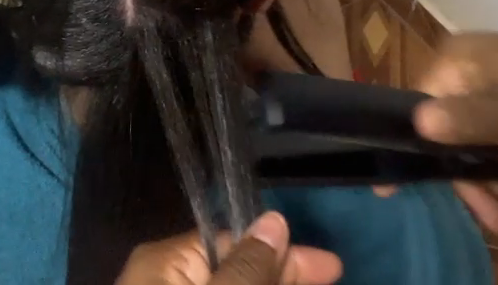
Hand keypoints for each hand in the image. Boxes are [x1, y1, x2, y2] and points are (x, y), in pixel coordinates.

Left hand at [116, 211, 342, 284]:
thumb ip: (245, 268)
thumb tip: (276, 220)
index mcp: (166, 259)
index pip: (236, 241)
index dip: (286, 253)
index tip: (333, 265)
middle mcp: (164, 277)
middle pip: (235, 267)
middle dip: (281, 273)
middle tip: (330, 276)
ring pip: (228, 282)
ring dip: (267, 280)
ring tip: (306, 281)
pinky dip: (243, 284)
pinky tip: (274, 284)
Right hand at [409, 33, 497, 232]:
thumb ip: (459, 122)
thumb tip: (417, 122)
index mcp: (460, 55)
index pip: (423, 103)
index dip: (424, 148)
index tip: (424, 190)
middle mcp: (476, 58)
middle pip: (453, 120)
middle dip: (472, 172)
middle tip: (495, 215)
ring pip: (482, 129)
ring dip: (497, 174)